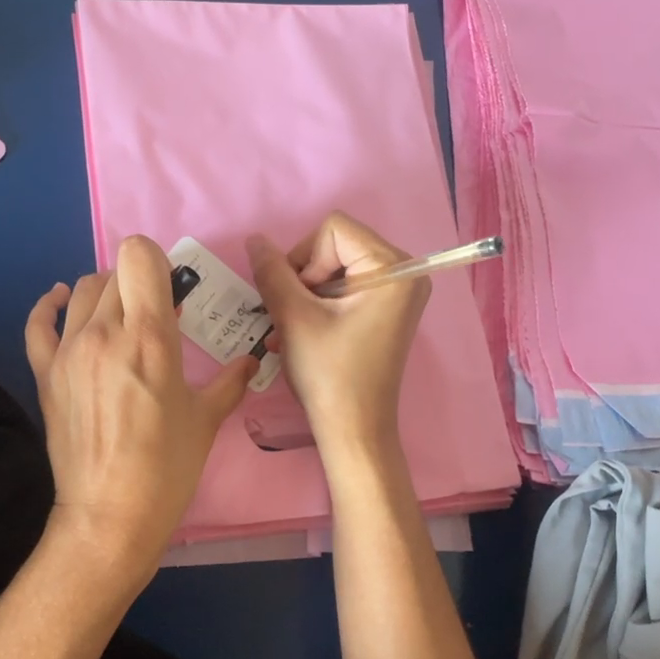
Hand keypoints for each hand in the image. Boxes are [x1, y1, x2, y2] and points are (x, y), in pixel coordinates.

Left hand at [25, 236, 255, 585]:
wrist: (110, 515)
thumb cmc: (167, 469)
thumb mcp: (206, 420)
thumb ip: (230, 380)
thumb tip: (251, 359)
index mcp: (149, 337)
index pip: (140, 257)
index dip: (158, 263)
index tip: (174, 290)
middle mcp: (104, 333)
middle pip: (115, 274)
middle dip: (140, 283)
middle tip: (159, 313)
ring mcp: (68, 352)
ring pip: (81, 291)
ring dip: (106, 292)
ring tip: (123, 314)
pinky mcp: (46, 373)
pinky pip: (38, 323)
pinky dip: (49, 305)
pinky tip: (61, 301)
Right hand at [247, 212, 429, 444]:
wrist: (353, 429)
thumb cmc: (327, 374)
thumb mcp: (293, 317)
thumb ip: (272, 272)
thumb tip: (254, 239)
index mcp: (394, 268)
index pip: (334, 229)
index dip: (305, 258)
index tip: (302, 299)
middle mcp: (405, 273)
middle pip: (336, 244)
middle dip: (306, 274)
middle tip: (295, 313)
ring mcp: (398, 293)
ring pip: (336, 266)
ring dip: (308, 291)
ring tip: (296, 326)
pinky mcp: (386, 310)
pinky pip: (346, 286)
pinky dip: (321, 302)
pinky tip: (306, 329)